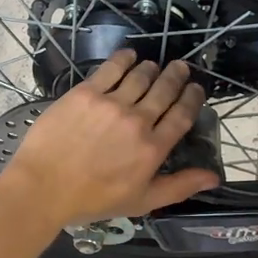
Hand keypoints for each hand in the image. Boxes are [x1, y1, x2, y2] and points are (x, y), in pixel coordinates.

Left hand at [0, 50, 218, 227]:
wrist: (43, 187)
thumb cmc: (92, 200)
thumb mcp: (141, 201)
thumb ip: (179, 186)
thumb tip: (214, 177)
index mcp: (152, 149)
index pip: (182, 116)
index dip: (191, 98)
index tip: (195, 88)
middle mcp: (138, 121)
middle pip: (164, 90)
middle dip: (176, 76)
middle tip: (180, 68)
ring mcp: (111, 104)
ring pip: (140, 76)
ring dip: (151, 68)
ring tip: (153, 65)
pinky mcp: (86, 93)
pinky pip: (111, 68)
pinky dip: (124, 59)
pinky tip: (129, 55)